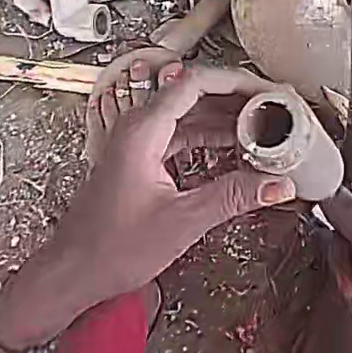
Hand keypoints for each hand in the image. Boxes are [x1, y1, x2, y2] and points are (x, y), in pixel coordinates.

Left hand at [0, 65, 297, 344]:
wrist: (73, 270)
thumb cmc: (112, 248)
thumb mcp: (181, 221)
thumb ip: (232, 197)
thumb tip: (278, 184)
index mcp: (143, 130)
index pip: (196, 84)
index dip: (237, 82)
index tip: (268, 91)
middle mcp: (139, 126)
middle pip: (194, 94)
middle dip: (237, 99)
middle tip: (274, 109)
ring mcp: (139, 140)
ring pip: (189, 115)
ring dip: (226, 120)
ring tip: (263, 129)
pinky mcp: (141, 157)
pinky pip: (181, 135)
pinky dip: (210, 139)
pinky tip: (235, 151)